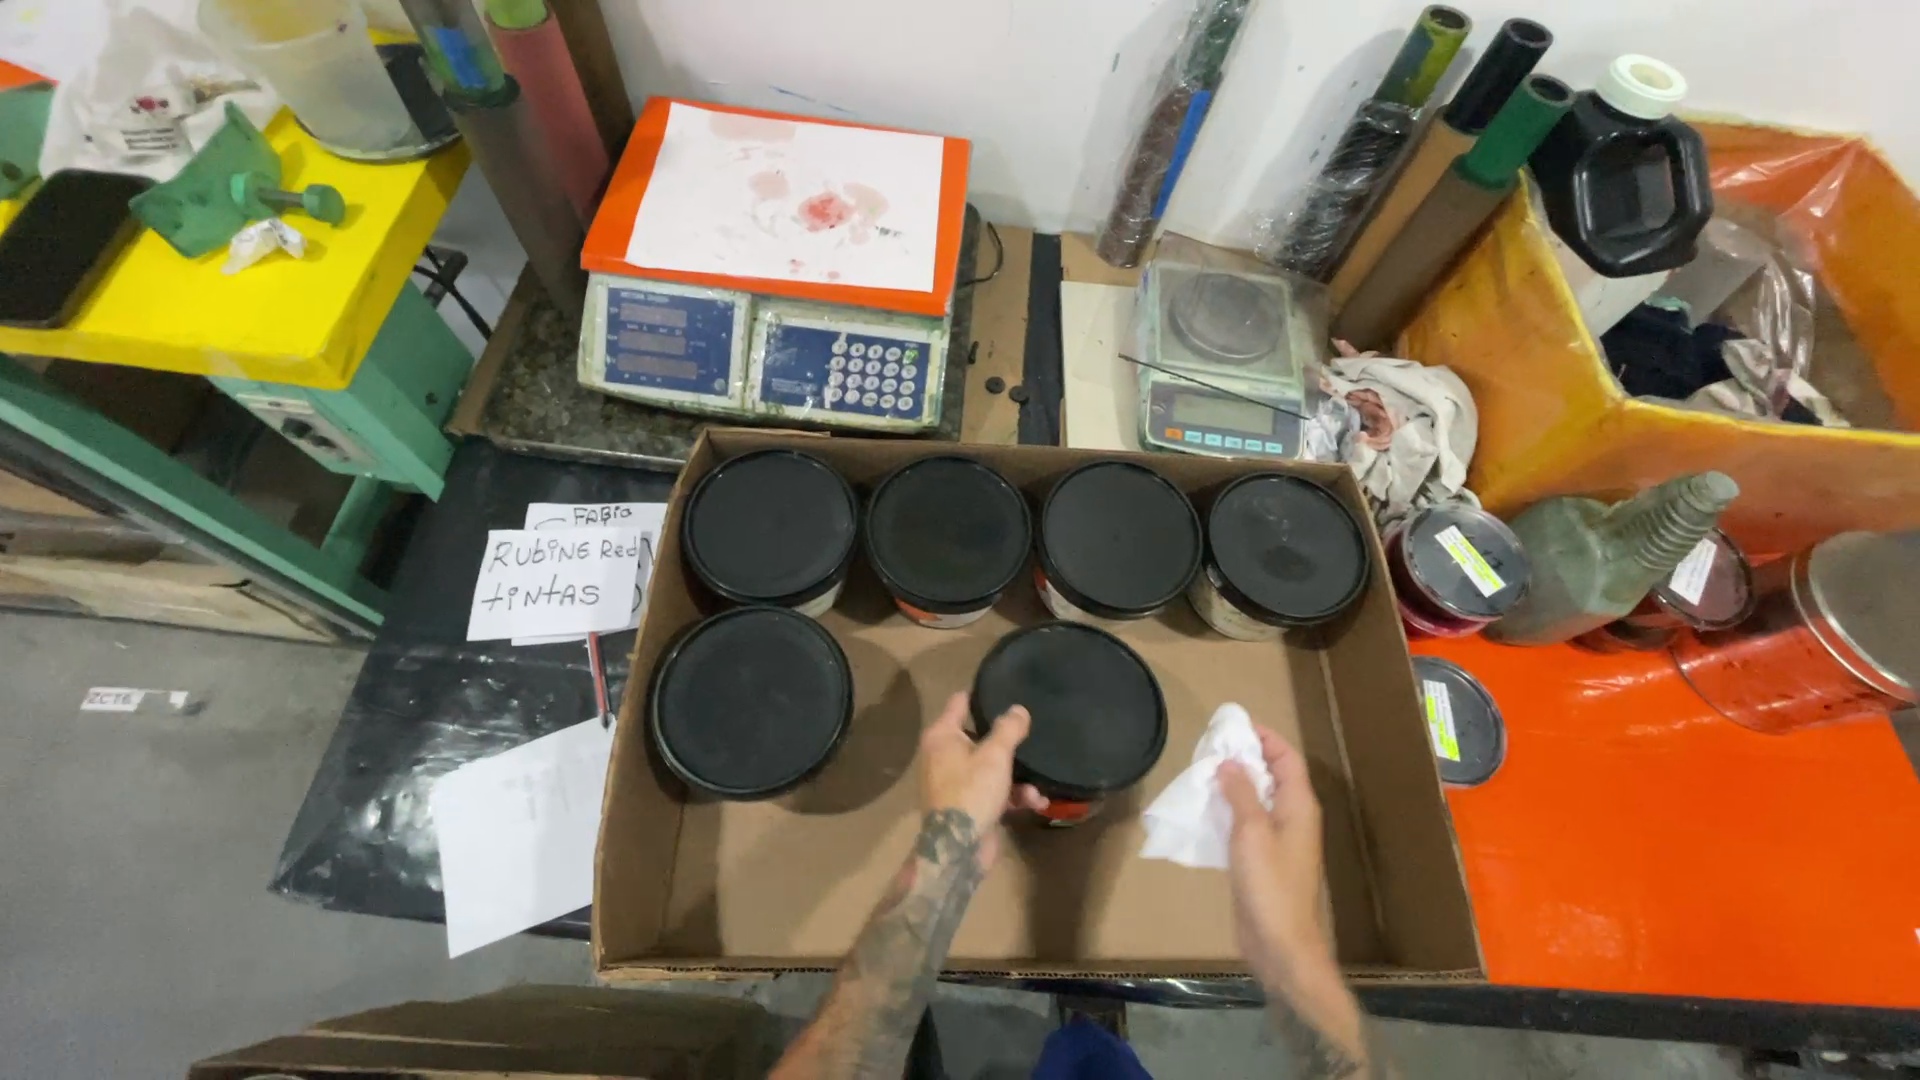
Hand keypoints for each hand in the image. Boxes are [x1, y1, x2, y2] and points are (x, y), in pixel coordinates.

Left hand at [920, 693, 1047, 869]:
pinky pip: (992, 791)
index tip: (1007, 689)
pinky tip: (1035, 802)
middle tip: (1030, 731)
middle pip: (978, 735)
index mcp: (942, 736)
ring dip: (1016, 775)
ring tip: (1038, 784)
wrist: (958, 850)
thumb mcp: (995, 756)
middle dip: (1005, 739)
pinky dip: (1011, 795)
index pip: (960, 702)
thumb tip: (1018, 709)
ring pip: (990, 766)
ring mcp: (954, 781)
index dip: (982, 695)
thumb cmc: (971, 792)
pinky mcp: (967, 804)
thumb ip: (1008, 729)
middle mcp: (943, 754)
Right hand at [1218, 725, 1333, 984]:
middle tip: (1212, 745)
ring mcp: (1279, 840)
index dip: (1265, 737)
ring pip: (1257, 798)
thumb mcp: (1252, 831)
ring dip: (1234, 782)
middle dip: (1246, 756)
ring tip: (1203, 770)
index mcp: (1299, 806)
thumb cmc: (1271, 885)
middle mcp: (1293, 818)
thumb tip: (1229, 761)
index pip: (1287, 758)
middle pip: (1273, 775)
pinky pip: (1247, 821)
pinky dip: (1229, 807)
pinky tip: (1206, 807)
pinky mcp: (1263, 858)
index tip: (1235, 724)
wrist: (1280, 944)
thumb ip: (1240, 792)